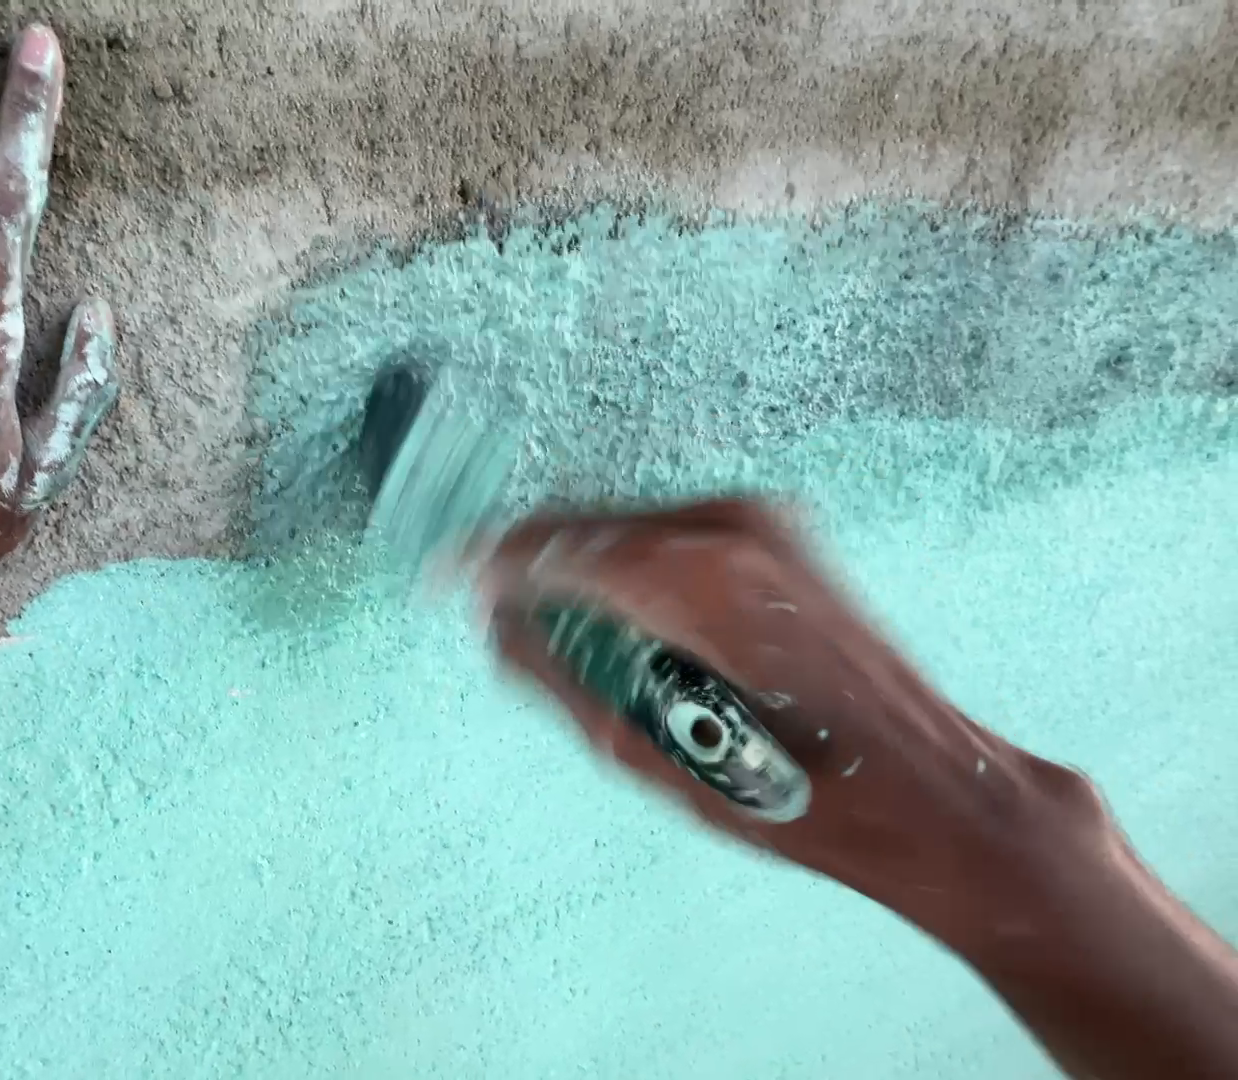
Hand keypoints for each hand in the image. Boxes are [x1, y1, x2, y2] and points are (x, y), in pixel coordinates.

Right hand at [476, 498, 1116, 947]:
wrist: (932, 789)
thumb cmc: (795, 787)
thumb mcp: (640, 746)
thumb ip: (551, 672)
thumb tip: (496, 627)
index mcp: (683, 575)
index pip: (548, 542)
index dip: (484, 559)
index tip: (447, 574)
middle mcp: (720, 526)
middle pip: (579, 523)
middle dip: (522, 560)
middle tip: (487, 601)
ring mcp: (754, 522)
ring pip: (616, 522)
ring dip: (568, 561)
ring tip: (539, 610)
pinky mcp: (772, 532)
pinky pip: (658, 529)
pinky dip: (615, 559)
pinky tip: (604, 602)